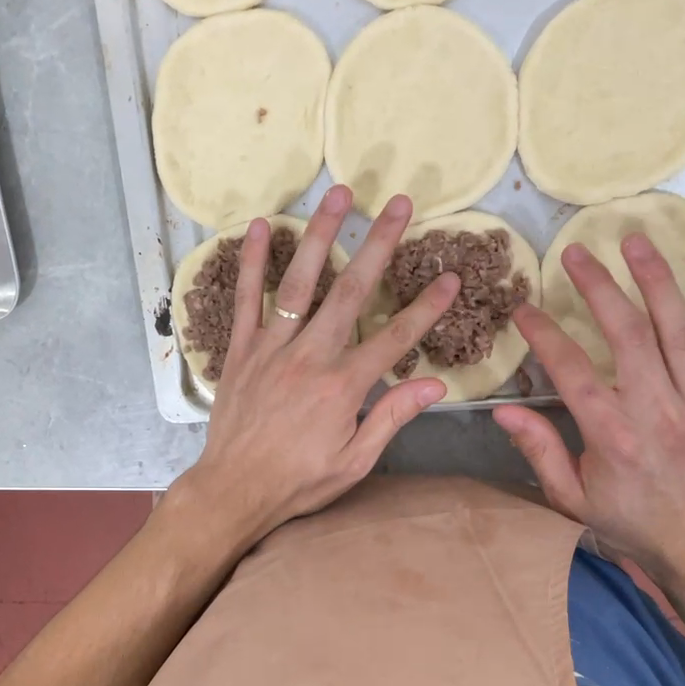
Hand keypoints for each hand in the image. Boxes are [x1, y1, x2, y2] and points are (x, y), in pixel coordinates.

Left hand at [178, 185, 459, 543]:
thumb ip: (391, 417)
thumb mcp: (354, 462)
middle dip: (380, 244)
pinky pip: (247, 299)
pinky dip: (254, 262)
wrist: (234, 490)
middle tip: (401, 204)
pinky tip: (265, 226)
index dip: (426, 307)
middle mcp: (309, 356)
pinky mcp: (241, 351)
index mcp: (343, 386)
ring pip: (301, 282)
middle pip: (351, 291)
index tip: (450, 278)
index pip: (394, 338)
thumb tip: (434, 384)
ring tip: (340, 194)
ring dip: (322, 234)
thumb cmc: (298, 483)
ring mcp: (272, 349)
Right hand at [494, 235, 684, 582]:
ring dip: (655, 279)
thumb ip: (538, 451)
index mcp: (613, 436)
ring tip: (633, 242)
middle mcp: (657, 410)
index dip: (545, 335)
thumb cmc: (625, 517)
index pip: (573, 371)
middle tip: (575, 252)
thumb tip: (505, 411)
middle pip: (628, 333)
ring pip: (678, 327)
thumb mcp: (569, 496)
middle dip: (599, 287)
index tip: (523, 310)